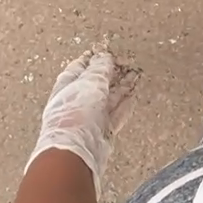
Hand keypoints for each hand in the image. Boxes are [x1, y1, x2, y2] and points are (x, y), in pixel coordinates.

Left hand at [27, 51, 139, 191]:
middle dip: (112, 72)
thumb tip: (105, 57)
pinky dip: (125, 104)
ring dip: (122, 86)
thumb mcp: (90, 82)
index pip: (80, 67)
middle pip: (96, 83)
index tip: (107, 51)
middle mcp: (76, 102)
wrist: (76, 152)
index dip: (94, 58)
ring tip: (136, 74)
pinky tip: (133, 96)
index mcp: (67, 87)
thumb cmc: (75, 115)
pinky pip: (115, 114)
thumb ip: (99, 67)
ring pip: (108, 98)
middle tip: (127, 62)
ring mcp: (89, 118)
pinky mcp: (101, 132)